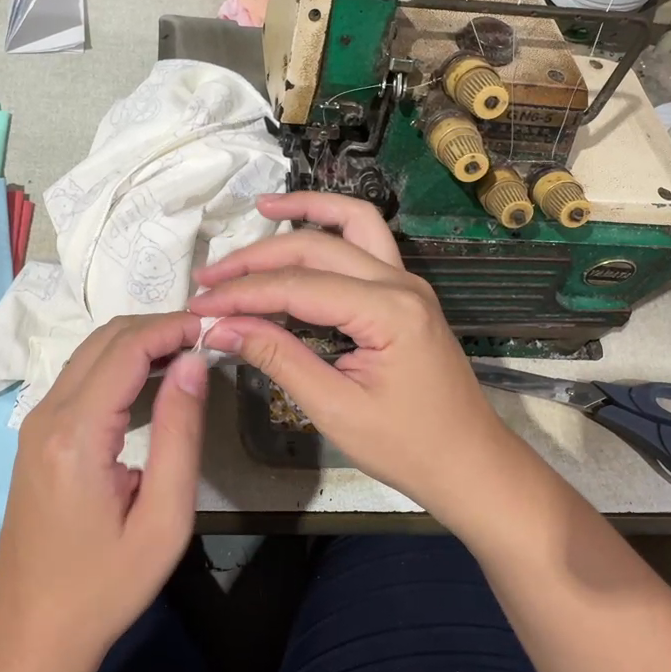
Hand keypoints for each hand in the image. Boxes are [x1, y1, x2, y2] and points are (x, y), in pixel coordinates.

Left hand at [0, 312, 209, 671]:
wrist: (32, 627)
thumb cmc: (105, 584)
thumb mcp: (162, 519)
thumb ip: (179, 434)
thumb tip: (192, 363)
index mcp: (77, 433)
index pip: (126, 348)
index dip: (171, 327)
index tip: (213, 329)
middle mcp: (47, 414)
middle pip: (104, 339)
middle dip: (156, 327)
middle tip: (204, 340)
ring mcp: (36, 422)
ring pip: (89, 352)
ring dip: (137, 342)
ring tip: (187, 355)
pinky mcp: (37, 434)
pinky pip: (80, 376)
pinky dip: (118, 363)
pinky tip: (151, 382)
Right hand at [191, 192, 534, 521]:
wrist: (471, 465)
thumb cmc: (408, 448)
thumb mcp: (335, 409)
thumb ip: (278, 357)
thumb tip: (219, 328)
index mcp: (388, 311)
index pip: (298, 286)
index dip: (242, 293)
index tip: (198, 306)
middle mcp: (401, 282)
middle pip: (318, 246)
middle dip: (258, 257)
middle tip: (208, 276)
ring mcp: (407, 282)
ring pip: (353, 223)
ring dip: (307, 211)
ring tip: (262, 206)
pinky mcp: (405, 293)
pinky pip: (366, 243)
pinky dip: (331, 229)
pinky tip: (301, 233)